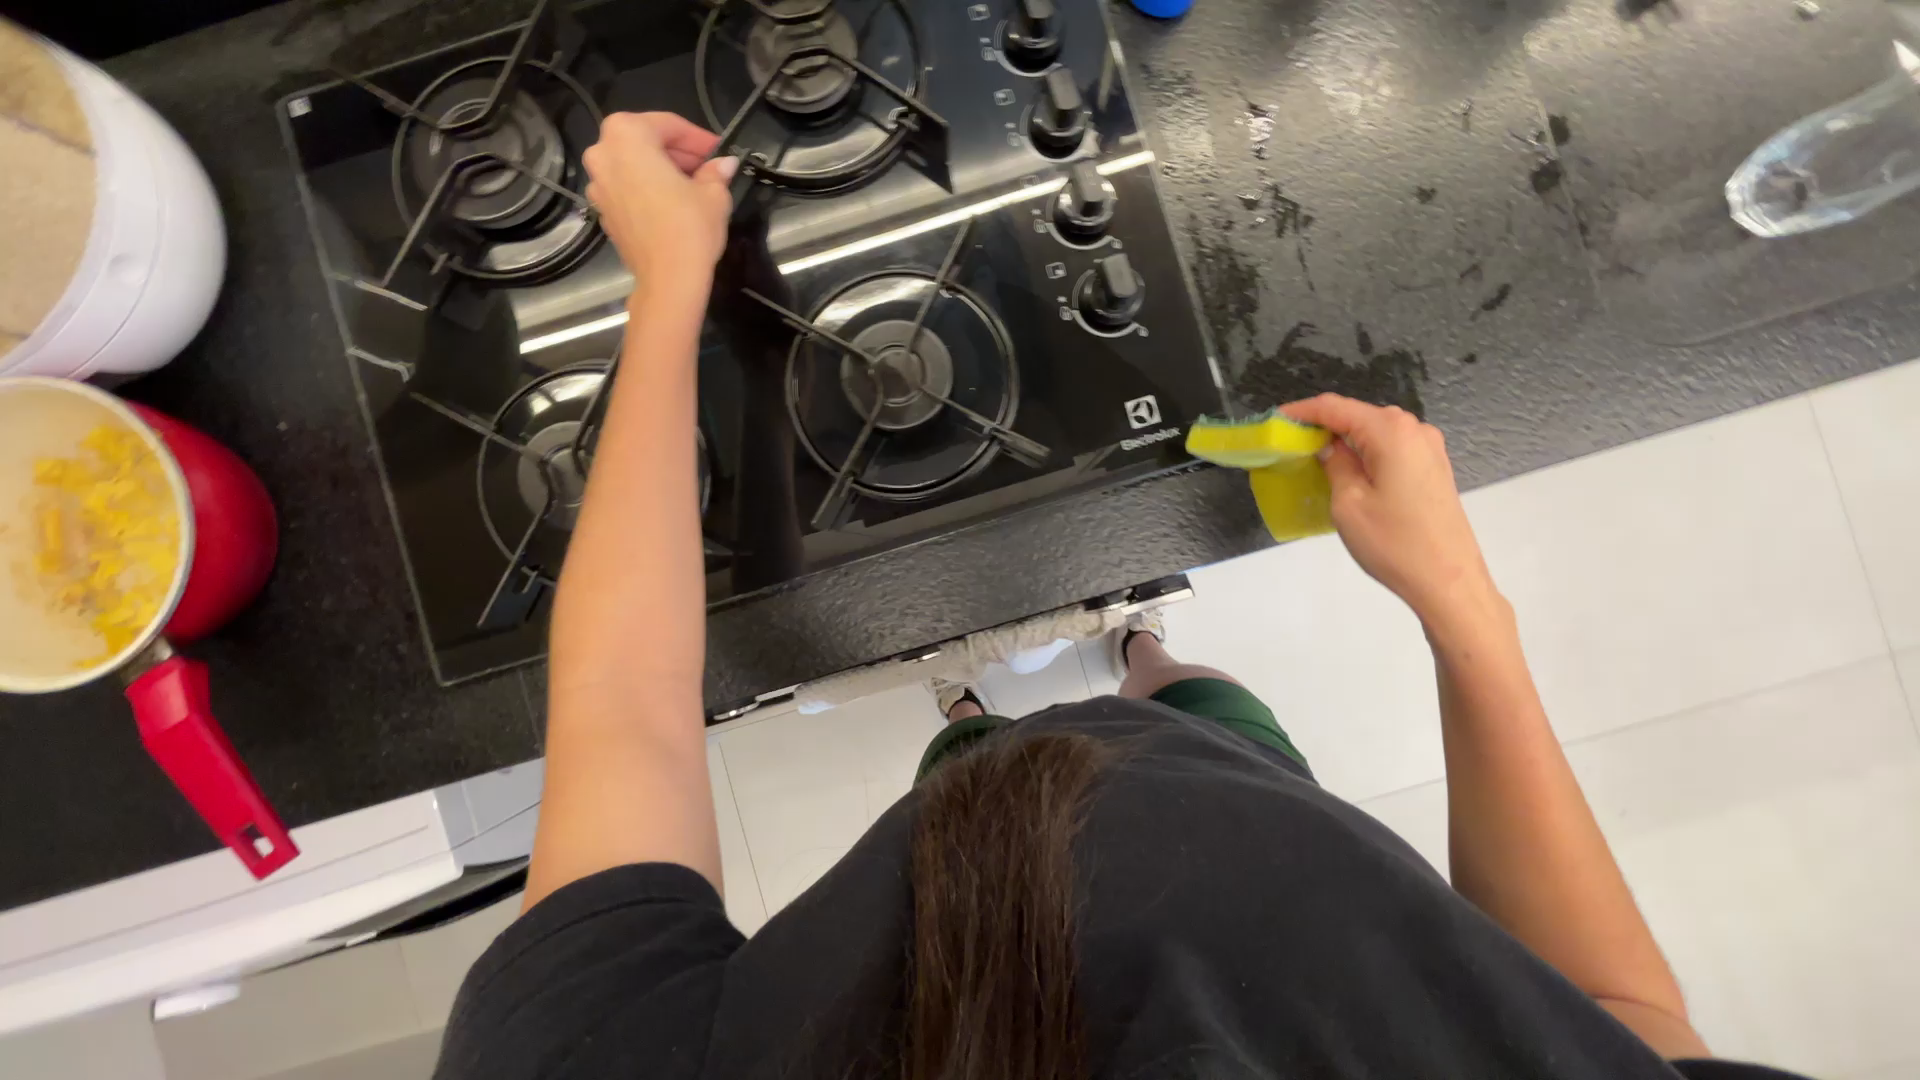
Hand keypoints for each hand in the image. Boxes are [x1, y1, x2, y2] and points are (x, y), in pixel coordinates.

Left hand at [583, 112, 737, 295]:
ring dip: (662, 172)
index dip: (698, 137)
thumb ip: (715, 173)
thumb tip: (724, 164)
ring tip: (692, 189)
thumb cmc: (689, 227)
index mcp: (627, 136)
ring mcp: (598, 184)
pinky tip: (672, 207)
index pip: (668, 124)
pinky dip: (648, 191)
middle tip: (707, 169)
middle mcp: (603, 153)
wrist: (668, 279)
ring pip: (634, 166)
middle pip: (645, 142)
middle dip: (677, 153)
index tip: (718, 149)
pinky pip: (627, 190)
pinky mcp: (603, 212)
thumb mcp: (713, 194)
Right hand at [1280, 394, 1502, 633]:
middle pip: (1357, 414)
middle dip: (1321, 424)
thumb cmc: (1393, 542)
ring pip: (1374, 431)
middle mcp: (1414, 430)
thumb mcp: (1347, 503)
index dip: (1300, 411)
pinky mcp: (1432, 467)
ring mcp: (1428, 448)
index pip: (1335, 407)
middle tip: (1288, 444)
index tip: (1272, 422)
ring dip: (1343, 439)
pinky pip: (1390, 447)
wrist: (1448, 580)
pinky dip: (1364, 452)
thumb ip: (1334, 464)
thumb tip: (1327, 447)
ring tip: (1312, 458)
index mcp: (1390, 432)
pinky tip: (1347, 471)